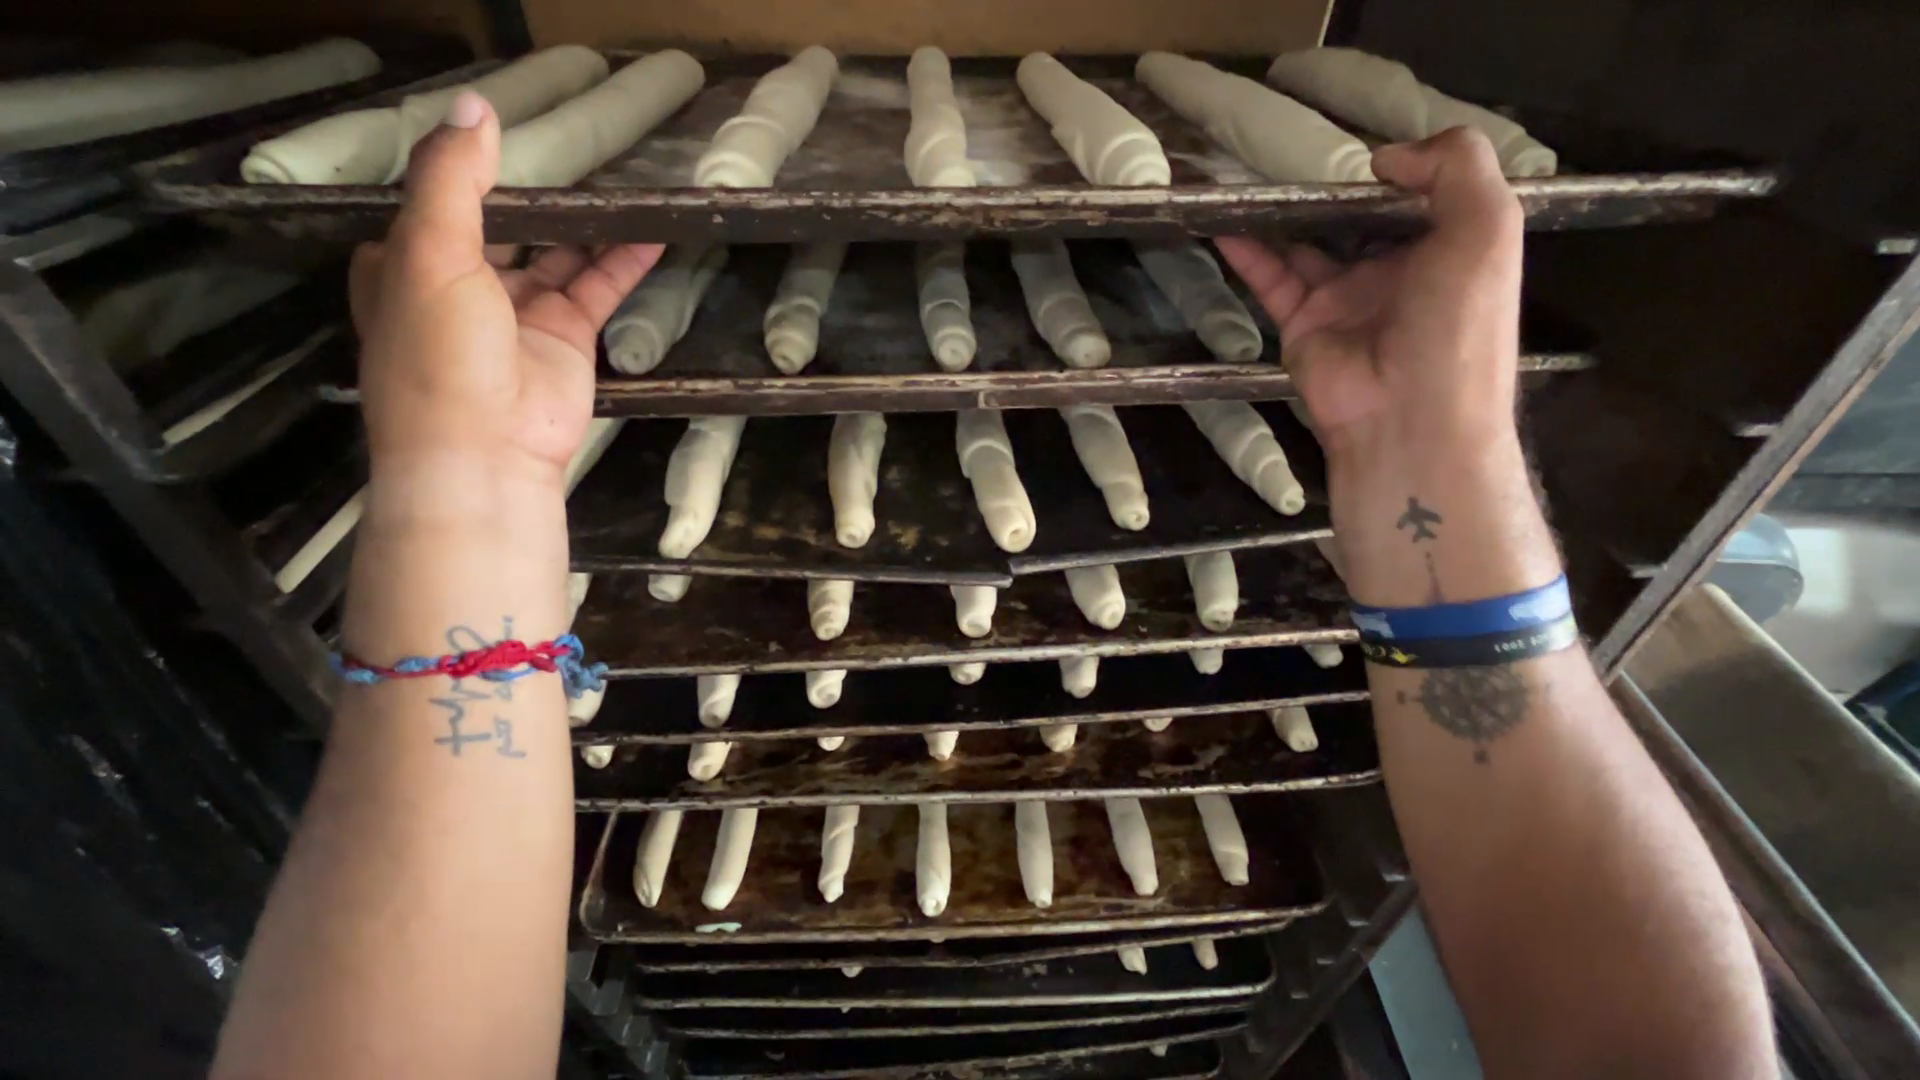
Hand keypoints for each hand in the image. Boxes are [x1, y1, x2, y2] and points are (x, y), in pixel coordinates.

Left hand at [348, 90, 661, 486]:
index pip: (441, 199)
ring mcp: (521, 312)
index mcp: (408, 261)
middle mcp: (464, 283)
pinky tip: (650, 231)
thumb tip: (477, 108)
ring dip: (589, 224)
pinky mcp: (569, 337)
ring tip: (627, 183)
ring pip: (560, 253)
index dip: (471, 165)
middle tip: (583, 148)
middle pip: (508, 225)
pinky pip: (598, 287)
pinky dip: (623, 261)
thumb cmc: (438, 352)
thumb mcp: (429, 252)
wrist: (485, 451)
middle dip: (541, 194)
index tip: (511, 127)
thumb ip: (453, 180)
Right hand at [1215, 127, 1524, 480]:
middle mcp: (1394, 271)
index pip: (1418, 196)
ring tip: (1245, 177)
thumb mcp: (1488, 226)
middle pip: (1354, 218)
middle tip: (1290, 148)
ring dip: (1279, 214)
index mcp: (1446, 248)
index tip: (1364, 149)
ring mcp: (1344, 298)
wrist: (1409, 415)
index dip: (1396, 169)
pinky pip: (1272, 278)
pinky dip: (1248, 252)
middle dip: (1326, 189)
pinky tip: (1226, 223)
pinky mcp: (1302, 322)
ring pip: (1305, 244)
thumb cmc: (1459, 320)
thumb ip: (1455, 167)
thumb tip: (1384, 158)